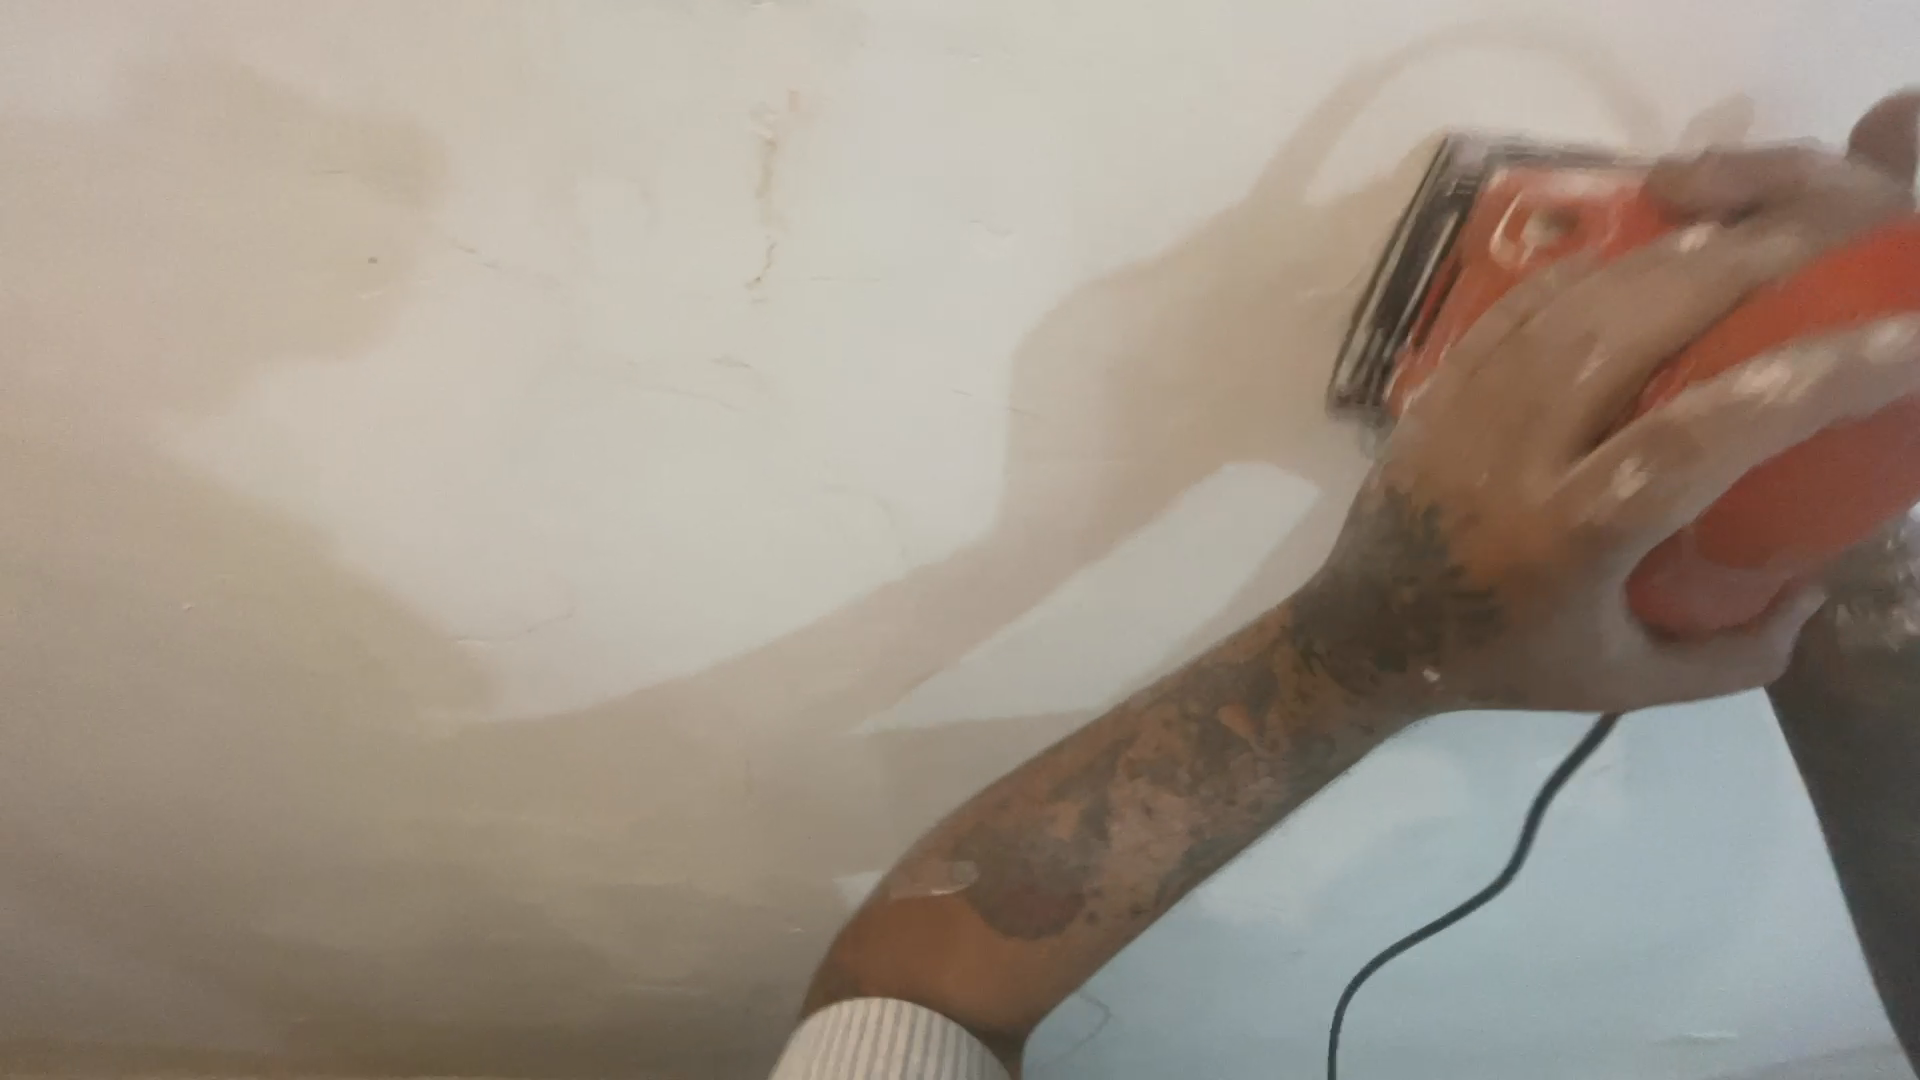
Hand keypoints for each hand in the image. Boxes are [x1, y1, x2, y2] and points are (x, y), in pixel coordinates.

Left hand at [1298, 92, 1919, 714]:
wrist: (1366, 632)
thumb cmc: (1498, 662)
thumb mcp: (1628, 682)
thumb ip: (1742, 648)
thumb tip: (1820, 580)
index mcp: (1569, 533)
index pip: (1701, 432)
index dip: (1814, 374)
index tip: (1910, 335)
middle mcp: (1510, 459)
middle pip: (1627, 333)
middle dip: (1747, 266)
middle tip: (1843, 230)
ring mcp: (1460, 420)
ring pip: (1566, 310)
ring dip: (1667, 256)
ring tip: (1754, 227)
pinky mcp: (1429, 403)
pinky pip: (1506, 318)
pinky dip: (1578, 275)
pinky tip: (1638, 255)